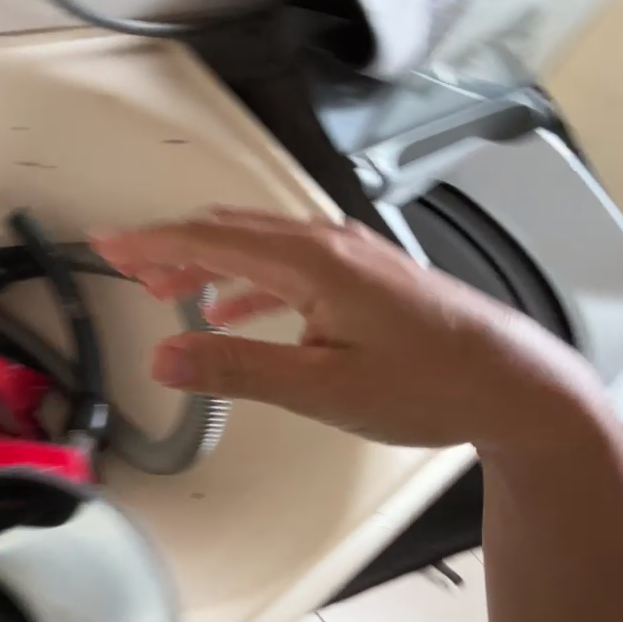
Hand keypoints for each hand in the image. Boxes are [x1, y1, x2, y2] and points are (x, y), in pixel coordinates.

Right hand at [91, 208, 610, 450]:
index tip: (105, 242)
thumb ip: (237, 369)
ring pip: (256, 246)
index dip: (150, 241)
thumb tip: (162, 358)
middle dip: (171, 247)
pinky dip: (245, 281)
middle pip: (229, 232)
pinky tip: (232, 309)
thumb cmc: (426, 386)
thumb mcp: (321, 389)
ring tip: (166, 289)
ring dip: (206, 263)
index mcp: (311, 260)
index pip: (209, 241)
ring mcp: (349, 257)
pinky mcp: (363, 277)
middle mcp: (327, 244)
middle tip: (125, 267)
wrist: (518, 387)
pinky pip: (286, 266)